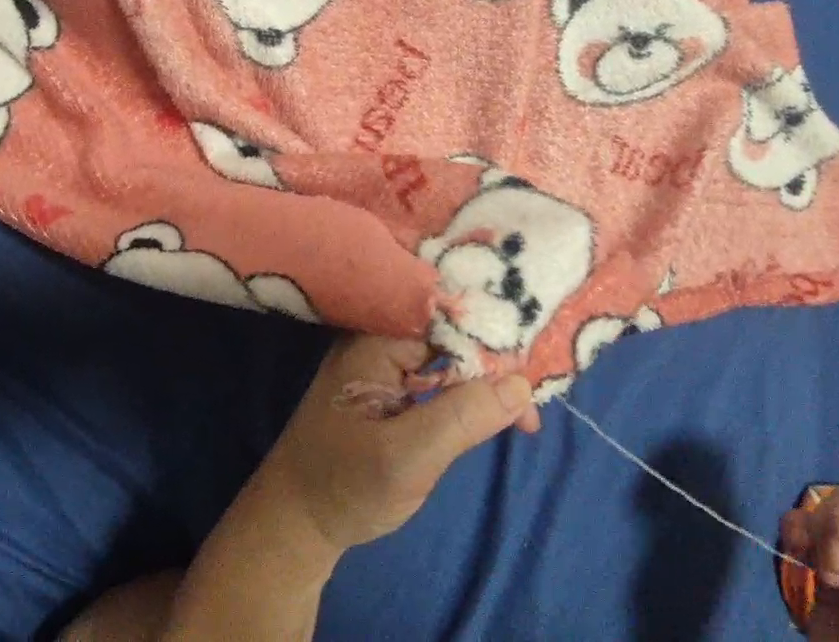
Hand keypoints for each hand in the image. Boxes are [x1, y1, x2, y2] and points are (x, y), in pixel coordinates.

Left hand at [254, 334, 537, 552]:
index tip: (541, 361)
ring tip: (528, 407)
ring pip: (450, 353)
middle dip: (498, 356)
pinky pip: (439, 372)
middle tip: (542, 392)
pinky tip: (497, 408)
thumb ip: (461, 418)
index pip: (447, 317)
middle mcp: (378, 336)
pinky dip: (470, 389)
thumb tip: (521, 383)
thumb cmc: (344, 486)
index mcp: (375, 338)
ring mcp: (383, 360)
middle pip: (452, 330)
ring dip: (487, 376)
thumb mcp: (407, 457)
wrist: (296, 521)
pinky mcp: (390, 384)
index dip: (495, 335)